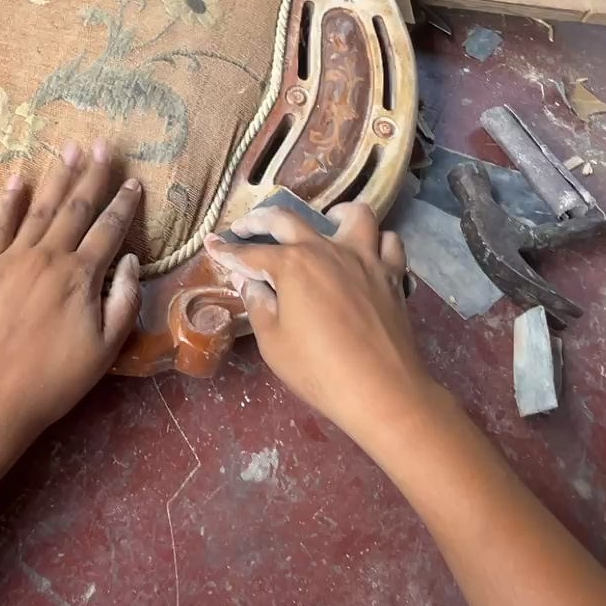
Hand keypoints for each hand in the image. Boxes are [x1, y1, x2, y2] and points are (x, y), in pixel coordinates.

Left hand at [0, 140, 143, 446]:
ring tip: (68, 148)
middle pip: (75, 207)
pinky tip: (17, 178)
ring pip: (40, 208)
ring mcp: (12, 258)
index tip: (134, 180)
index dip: (123, 203)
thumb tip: (129, 258)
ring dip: (56, 176)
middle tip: (102, 144)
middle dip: (92, 174)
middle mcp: (48, 256)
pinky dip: (8, 200)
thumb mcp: (105, 350)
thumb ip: (123, 300)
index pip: (108, 229)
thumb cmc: (54, 380)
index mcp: (80, 276)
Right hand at [203, 203, 436, 440]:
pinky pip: (389, 243)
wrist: (381, 391)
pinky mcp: (391, 274)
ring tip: (326, 226)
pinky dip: (377, 243)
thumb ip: (258, 304)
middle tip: (245, 227)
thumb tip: (250, 281)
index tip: (213, 245)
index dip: (227, 250)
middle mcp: (326, 250)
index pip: (251, 253)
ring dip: (335, 215)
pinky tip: (367, 255)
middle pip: (287, 219)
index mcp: (293, 264)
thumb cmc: (319, 369)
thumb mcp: (272, 342)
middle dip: (259, 220)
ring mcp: (363, 258)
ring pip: (354, 215)